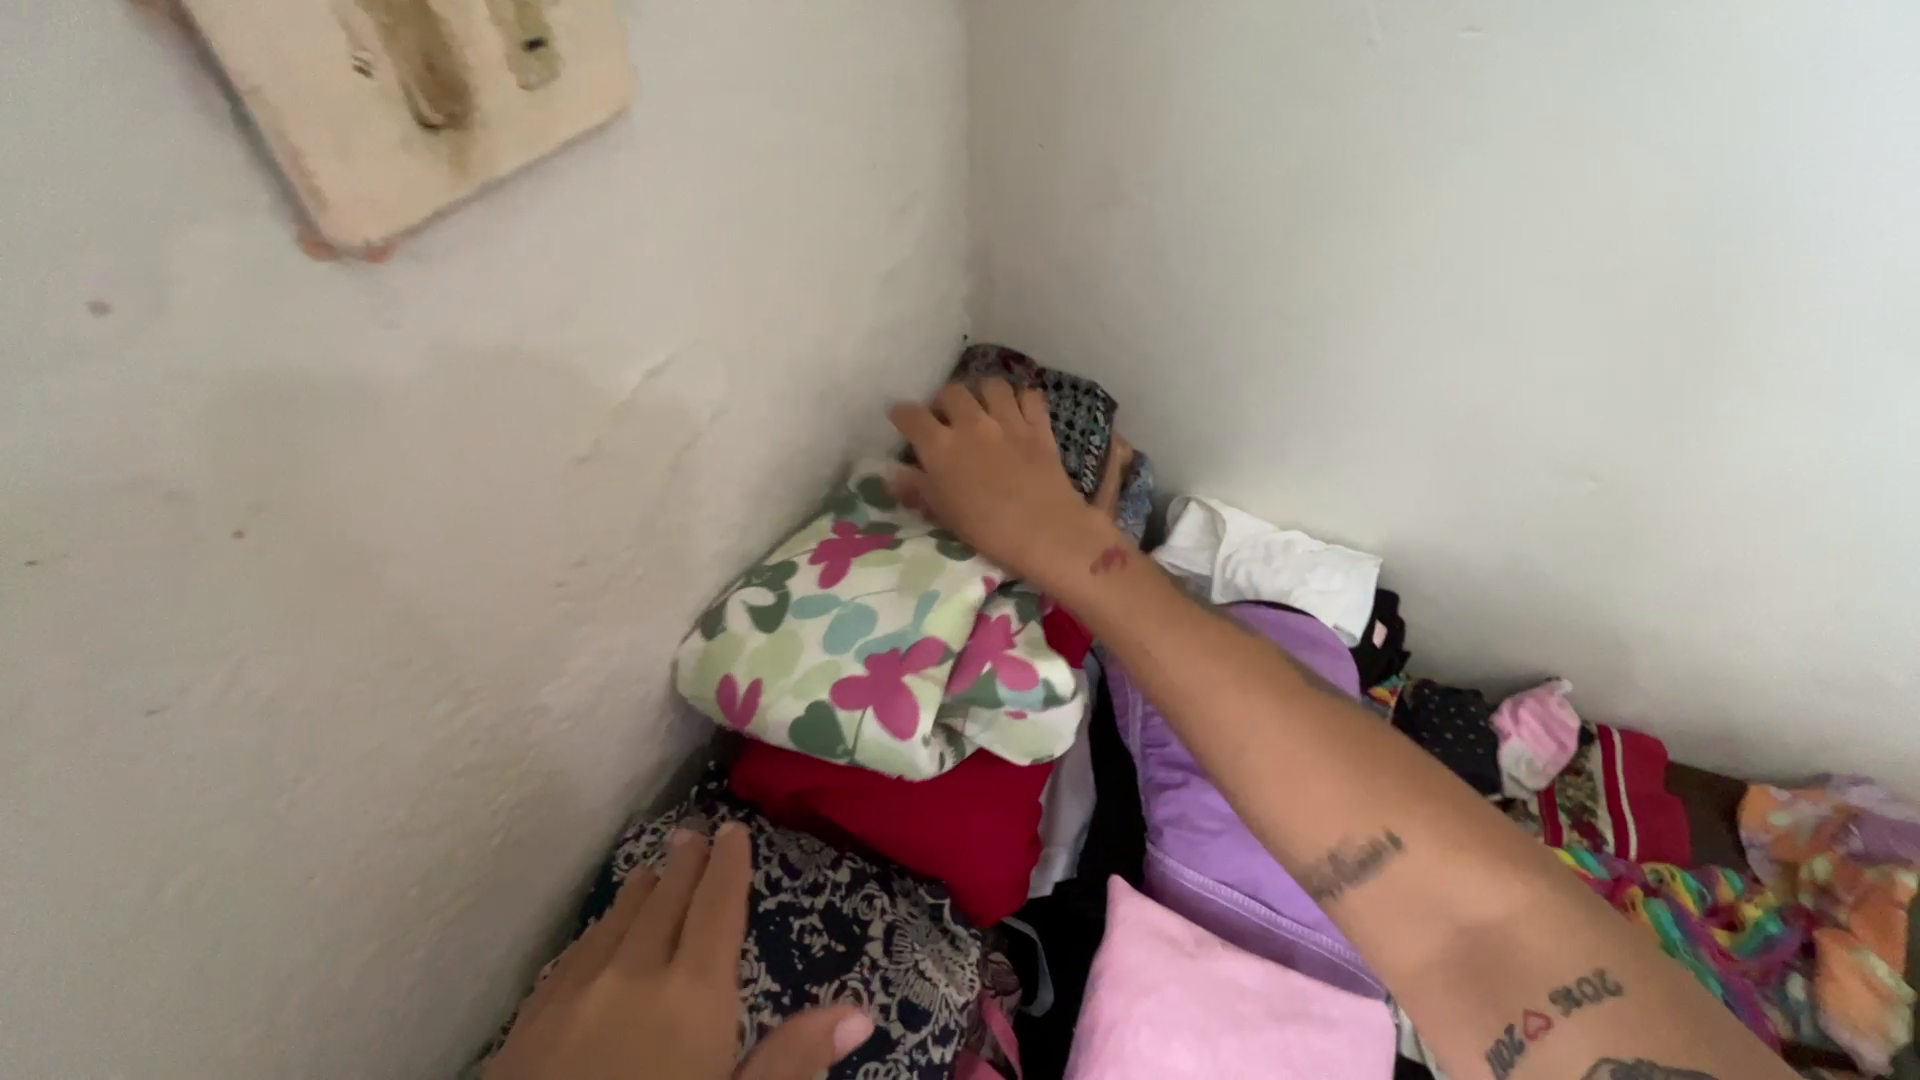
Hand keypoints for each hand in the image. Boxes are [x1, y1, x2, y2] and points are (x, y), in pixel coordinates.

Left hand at [487, 823, 874, 1079]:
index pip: (717, 909)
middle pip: (664, 904)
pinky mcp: (524, 1031)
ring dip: (638, 895)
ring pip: (613, 925)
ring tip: (650, 873)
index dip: (729, 867)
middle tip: (693, 834)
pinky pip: (569, 960)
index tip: (733, 832)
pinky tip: (593, 941)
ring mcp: (571, 1001)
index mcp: (692, 997)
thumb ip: (792, 1060)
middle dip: (684, 867)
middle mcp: (632, 979)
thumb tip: (860, 1011)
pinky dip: (594, 935)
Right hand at [890, 379, 1126, 587]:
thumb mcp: (943, 513)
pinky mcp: (1039, 428)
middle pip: (951, 392)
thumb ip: (917, 488)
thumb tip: (894, 474)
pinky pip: (1030, 397)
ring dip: (982, 393)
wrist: (1044, 532)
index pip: (912, 416)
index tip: (901, 419)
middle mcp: (972, 424)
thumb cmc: (986, 530)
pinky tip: (1019, 412)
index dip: (902, 414)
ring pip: (991, 385)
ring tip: (982, 408)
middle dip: (943, 401)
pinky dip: (1022, 399)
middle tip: (945, 418)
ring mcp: (1009, 422)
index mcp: (941, 447)